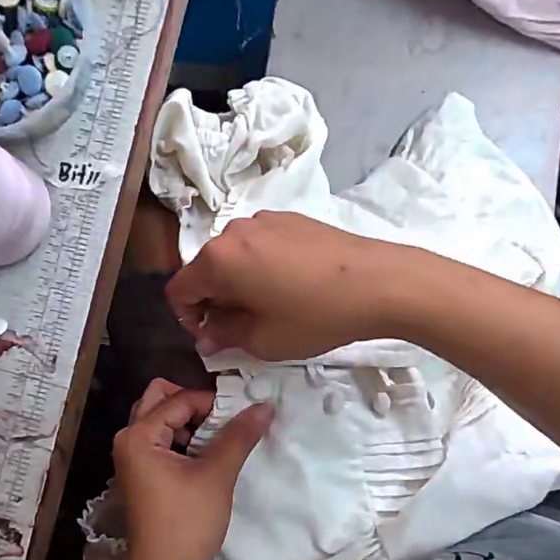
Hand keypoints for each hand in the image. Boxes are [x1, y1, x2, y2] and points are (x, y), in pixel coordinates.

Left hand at [112, 379, 271, 559]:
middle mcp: (128, 439)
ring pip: (159, 419)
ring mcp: (131, 456)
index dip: (211, 402)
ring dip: (188, 421)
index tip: (242, 412)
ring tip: (218, 437)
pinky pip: (159, 439)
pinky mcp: (140, 472)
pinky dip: (181, 438)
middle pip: (159, 399)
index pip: (177, 400)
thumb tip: (264, 406)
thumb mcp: (216, 476)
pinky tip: (205, 454)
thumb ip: (238, 436)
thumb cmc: (186, 524)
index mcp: (138, 435)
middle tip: (223, 420)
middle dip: (193, 403)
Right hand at [165, 211, 404, 361]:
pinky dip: (260, 265)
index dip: (187, 318)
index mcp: (218, 260)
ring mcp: (262, 221)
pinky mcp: (289, 218)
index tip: (211, 336)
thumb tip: (207, 336)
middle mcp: (232, 233)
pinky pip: (258, 245)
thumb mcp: (263, 340)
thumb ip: (223, 336)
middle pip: (205, 269)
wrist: (380, 282)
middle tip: (241, 325)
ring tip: (270, 304)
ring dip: (237, 281)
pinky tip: (291, 284)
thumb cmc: (316, 316)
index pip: (179, 289)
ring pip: (232, 256)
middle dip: (214, 299)